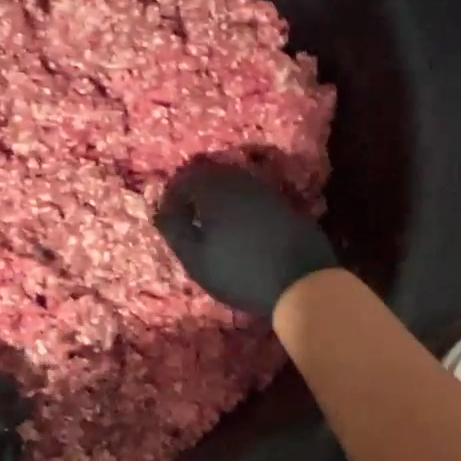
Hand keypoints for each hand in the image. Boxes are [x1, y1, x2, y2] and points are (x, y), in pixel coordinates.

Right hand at [155, 159, 339, 315]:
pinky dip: (240, 211)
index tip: (167, 220)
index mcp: (215, 188)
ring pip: (234, 188)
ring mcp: (266, 192)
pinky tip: (240, 234)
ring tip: (212, 231)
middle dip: (196, 197)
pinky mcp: (285, 207)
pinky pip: (252, 200)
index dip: (172, 198)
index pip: (185, 180)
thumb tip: (160, 212)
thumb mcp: (196, 258)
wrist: (300, 282)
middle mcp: (240, 181)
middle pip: (211, 178)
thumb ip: (175, 231)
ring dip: (219, 203)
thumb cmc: (239, 272)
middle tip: (188, 223)